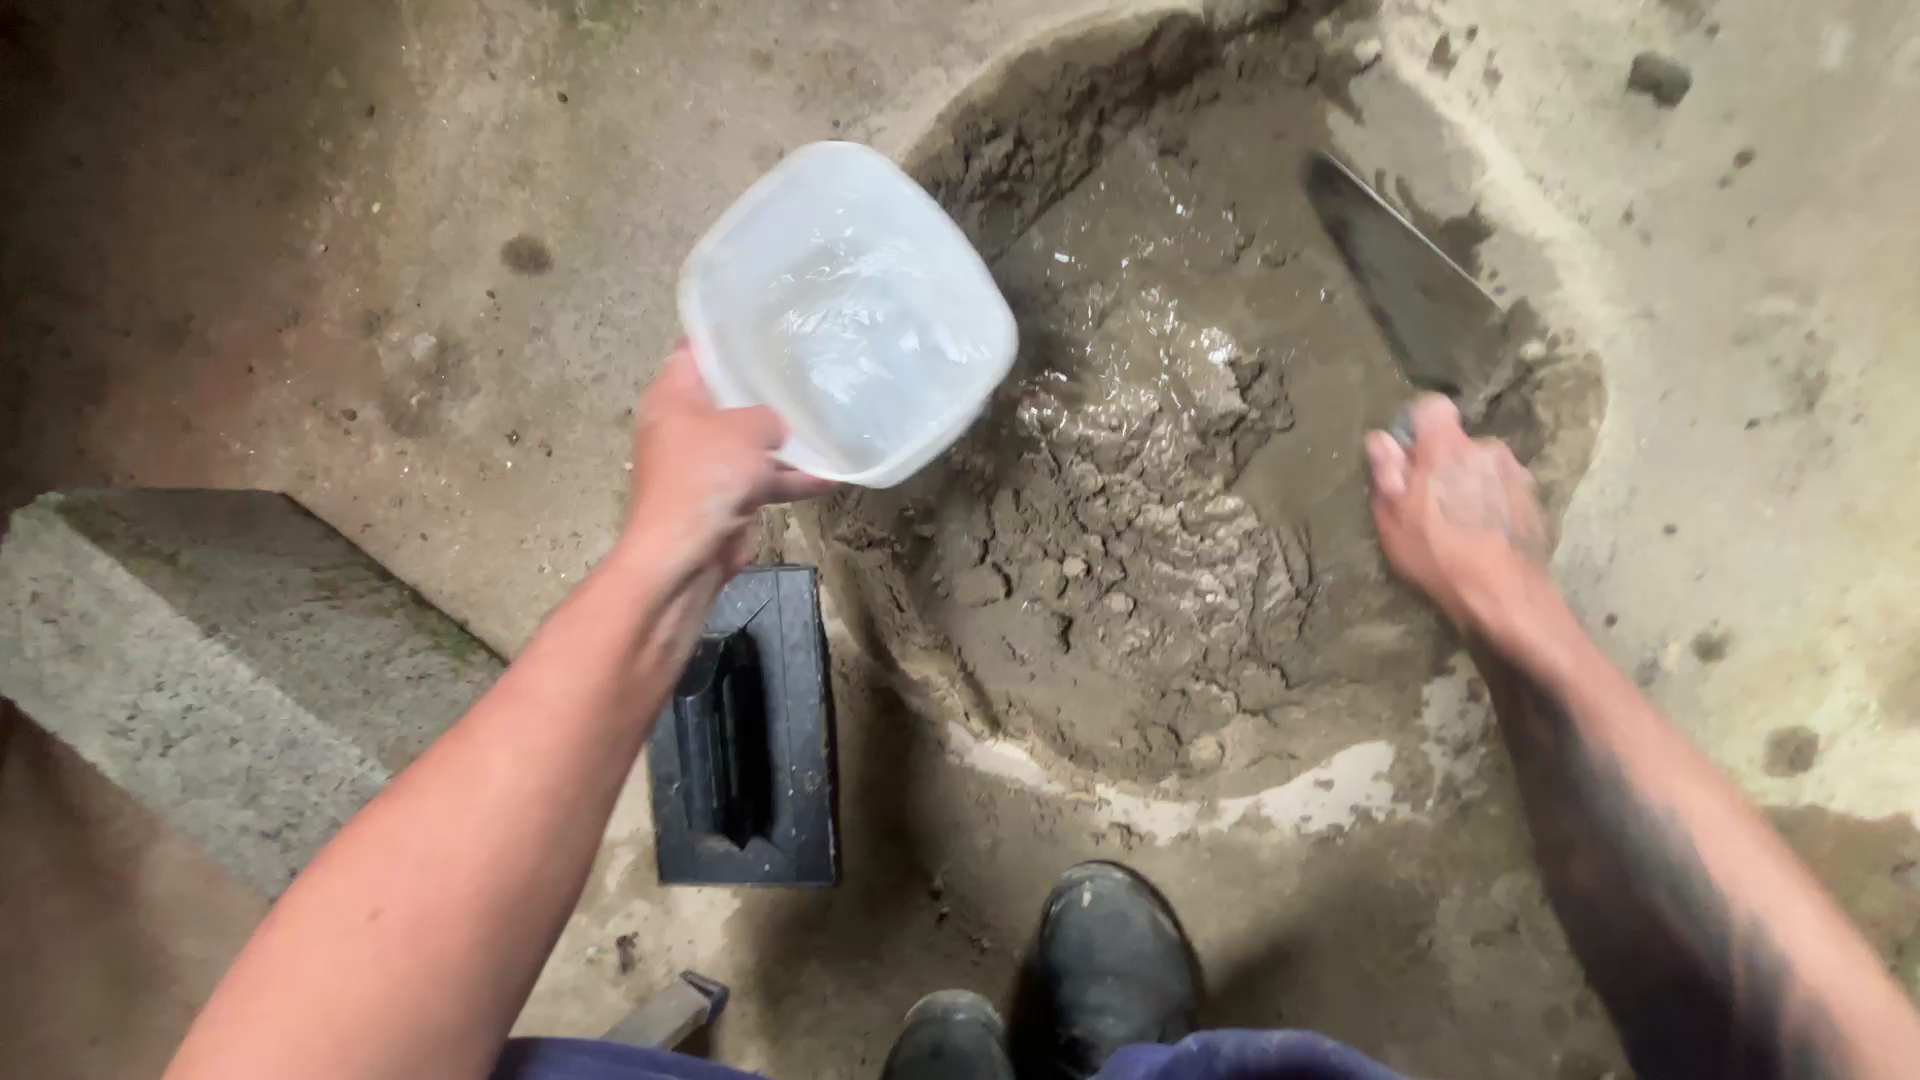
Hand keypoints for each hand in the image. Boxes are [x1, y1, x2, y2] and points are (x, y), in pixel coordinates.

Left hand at [621, 342, 834, 582]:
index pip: (695, 352)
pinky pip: (765, 479)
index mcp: (674, 397)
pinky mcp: (728, 496)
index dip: (725, 338)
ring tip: (827, 423)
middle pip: (729, 398)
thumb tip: (776, 428)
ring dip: (787, 441)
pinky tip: (833, 476)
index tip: (763, 328)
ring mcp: (708, 464)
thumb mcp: (744, 429)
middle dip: (765, 390)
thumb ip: (767, 417)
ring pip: (752, 443)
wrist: (688, 552)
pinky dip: (793, 479)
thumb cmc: (706, 475)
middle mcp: (687, 427)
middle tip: (804, 371)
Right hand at [1365, 394, 1553, 641]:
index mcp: (1447, 448)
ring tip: (1452, 521)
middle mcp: (1486, 450)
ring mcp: (1515, 473)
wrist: (1502, 593)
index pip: (1431, 407)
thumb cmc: (1435, 552)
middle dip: (1438, 462)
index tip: (1404, 454)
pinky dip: (1485, 500)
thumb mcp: (1391, 515)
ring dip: (1464, 482)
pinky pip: (1498, 487)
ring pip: (1478, 465)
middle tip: (1422, 500)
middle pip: (1455, 442)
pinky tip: (1476, 532)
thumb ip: (1386, 470)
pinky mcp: (1532, 498)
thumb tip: (1380, 439)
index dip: (1414, 425)